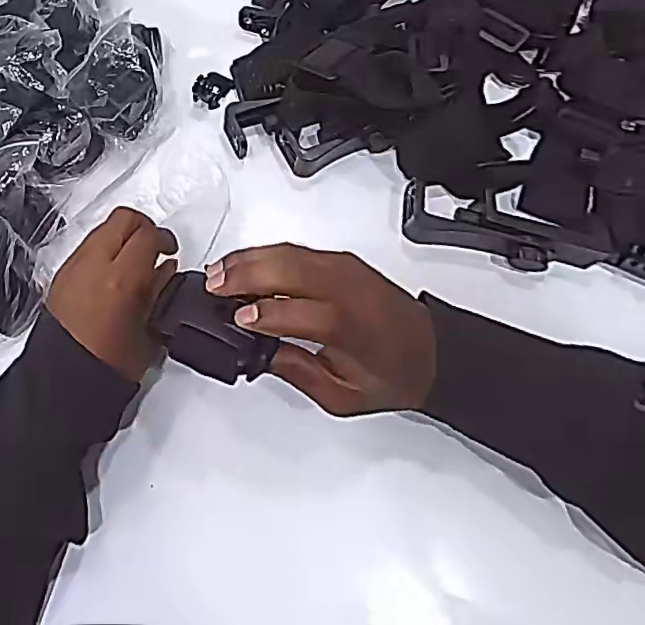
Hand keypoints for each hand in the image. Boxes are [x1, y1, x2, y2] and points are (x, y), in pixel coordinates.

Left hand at [47, 207, 177, 381]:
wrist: (60, 385)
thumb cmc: (100, 370)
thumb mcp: (147, 331)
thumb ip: (158, 291)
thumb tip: (165, 269)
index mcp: (119, 280)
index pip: (148, 235)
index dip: (165, 239)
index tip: (169, 249)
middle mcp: (92, 266)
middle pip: (123, 219)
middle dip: (144, 226)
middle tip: (155, 244)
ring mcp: (73, 268)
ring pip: (103, 228)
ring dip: (122, 236)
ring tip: (135, 261)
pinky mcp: (60, 275)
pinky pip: (87, 246)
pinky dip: (103, 249)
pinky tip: (114, 272)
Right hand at [206, 245, 435, 415]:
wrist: (430, 350)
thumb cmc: (393, 374)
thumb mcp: (343, 395)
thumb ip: (298, 371)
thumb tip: (261, 349)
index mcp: (351, 325)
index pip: (296, 311)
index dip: (262, 315)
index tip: (237, 320)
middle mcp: (347, 287)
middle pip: (286, 269)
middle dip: (245, 275)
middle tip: (214, 286)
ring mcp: (344, 267)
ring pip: (287, 252)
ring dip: (249, 259)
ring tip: (220, 271)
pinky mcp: (340, 259)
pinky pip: (296, 249)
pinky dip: (266, 253)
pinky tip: (247, 263)